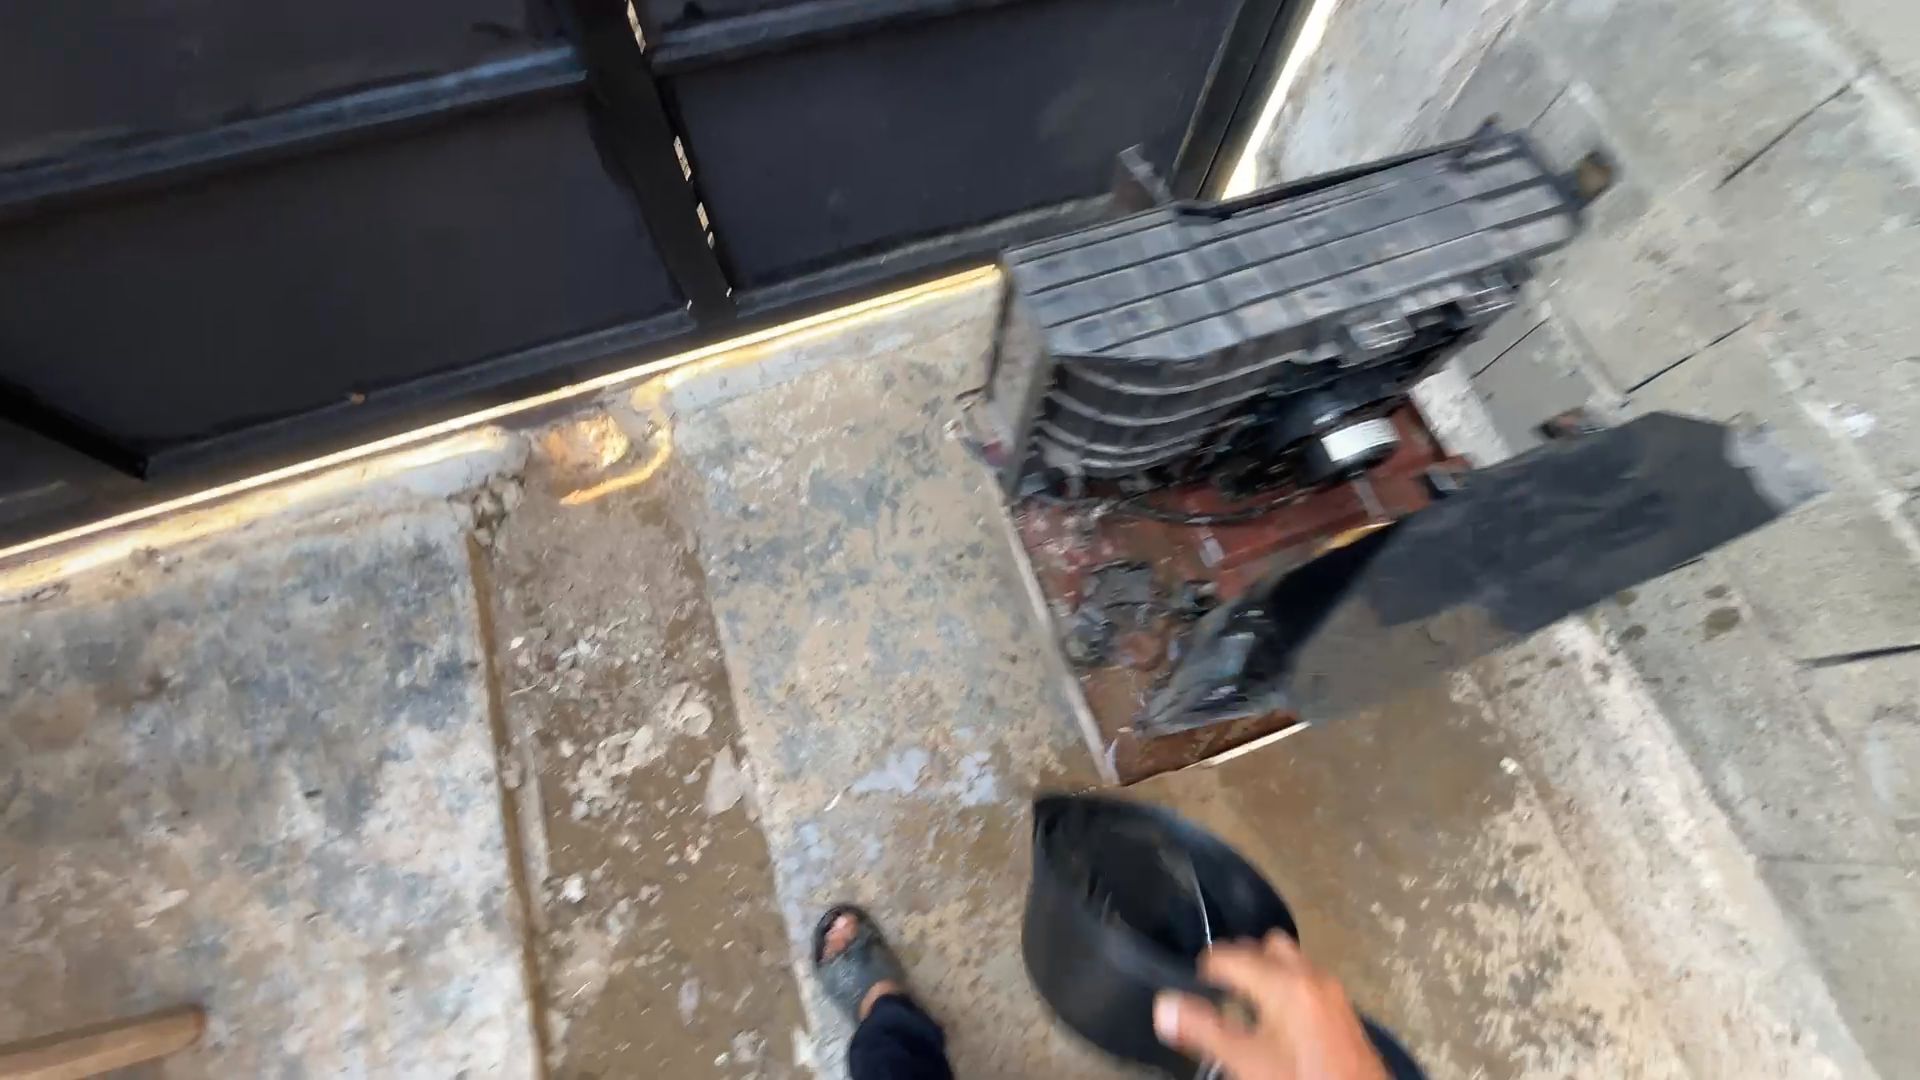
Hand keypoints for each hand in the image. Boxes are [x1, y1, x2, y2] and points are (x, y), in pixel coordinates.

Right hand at [1153, 932, 1387, 1079]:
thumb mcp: (1247, 1065)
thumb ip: (1203, 1032)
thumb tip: (1162, 1006)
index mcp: (1282, 982)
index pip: (1230, 955)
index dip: (1207, 968)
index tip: (1194, 984)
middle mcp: (1309, 975)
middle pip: (1265, 946)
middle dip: (1240, 960)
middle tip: (1220, 990)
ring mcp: (1332, 992)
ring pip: (1290, 959)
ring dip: (1267, 969)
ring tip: (1249, 1002)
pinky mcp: (1345, 1012)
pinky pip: (1308, 978)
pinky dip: (1288, 985)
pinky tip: (1281, 1022)